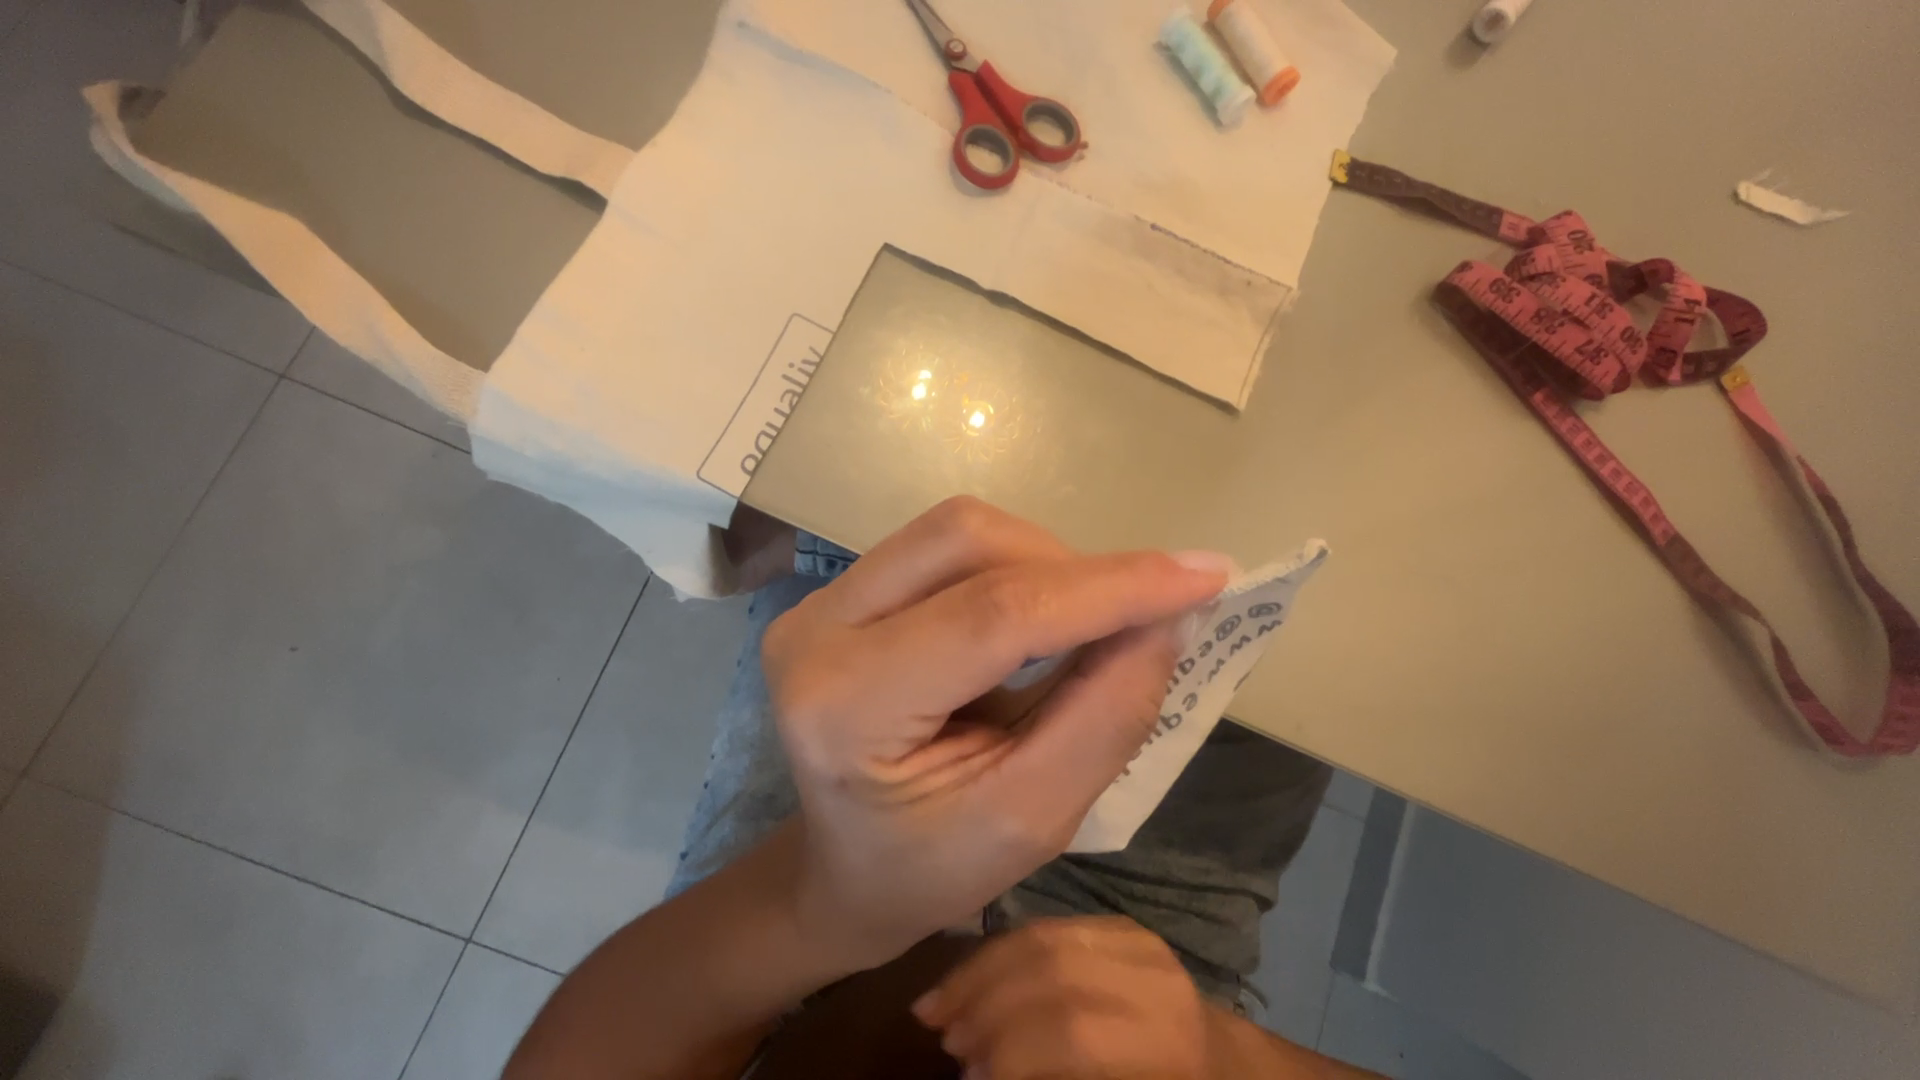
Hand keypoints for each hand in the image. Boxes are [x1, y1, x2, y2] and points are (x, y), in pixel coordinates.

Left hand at [763, 497, 1228, 967]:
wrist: (845, 869)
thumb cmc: (931, 868)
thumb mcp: (1031, 820)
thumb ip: (1103, 718)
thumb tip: (1167, 619)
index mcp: (847, 706)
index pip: (993, 615)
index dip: (1107, 588)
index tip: (1206, 576)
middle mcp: (816, 631)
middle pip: (967, 541)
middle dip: (1073, 570)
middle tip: (1140, 618)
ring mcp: (818, 602)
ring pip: (957, 533)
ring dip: (1044, 566)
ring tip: (1087, 628)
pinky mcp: (839, 593)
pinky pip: (944, 550)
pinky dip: (1013, 571)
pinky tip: (1040, 620)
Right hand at [914, 917, 1230, 1079]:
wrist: (1220, 1063)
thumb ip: (1053, 1071)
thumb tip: (979, 1071)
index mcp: (1163, 1039)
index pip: (1074, 1032)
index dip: (1011, 1051)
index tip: (968, 1076)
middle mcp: (1152, 979)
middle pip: (1051, 970)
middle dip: (985, 1003)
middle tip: (944, 1039)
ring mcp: (1137, 942)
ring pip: (1042, 937)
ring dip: (980, 971)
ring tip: (939, 1009)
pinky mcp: (1120, 926)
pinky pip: (1047, 927)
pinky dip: (999, 951)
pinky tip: (969, 977)